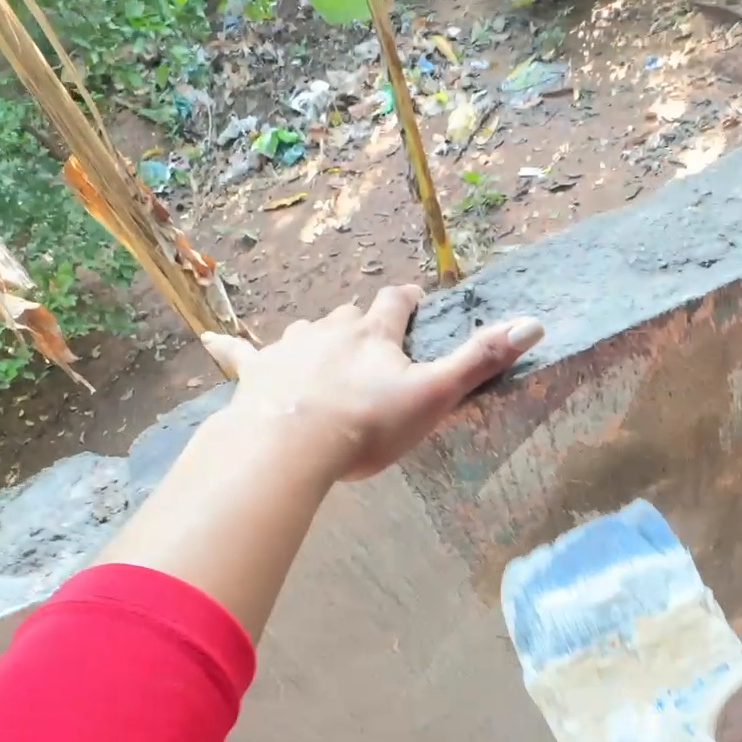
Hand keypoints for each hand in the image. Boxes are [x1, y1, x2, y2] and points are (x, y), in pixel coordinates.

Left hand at [201, 285, 543, 481]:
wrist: (294, 442)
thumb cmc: (368, 423)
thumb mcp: (434, 395)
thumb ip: (480, 360)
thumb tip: (534, 322)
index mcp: (375, 334)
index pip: (396, 303)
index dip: (408, 299)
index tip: (415, 298)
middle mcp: (332, 329)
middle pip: (351, 314)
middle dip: (363, 321)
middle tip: (371, 336)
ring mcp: (291, 347)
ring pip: (306, 330)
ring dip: (317, 335)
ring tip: (321, 348)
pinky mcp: (256, 371)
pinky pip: (240, 352)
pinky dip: (228, 346)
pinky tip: (207, 341)